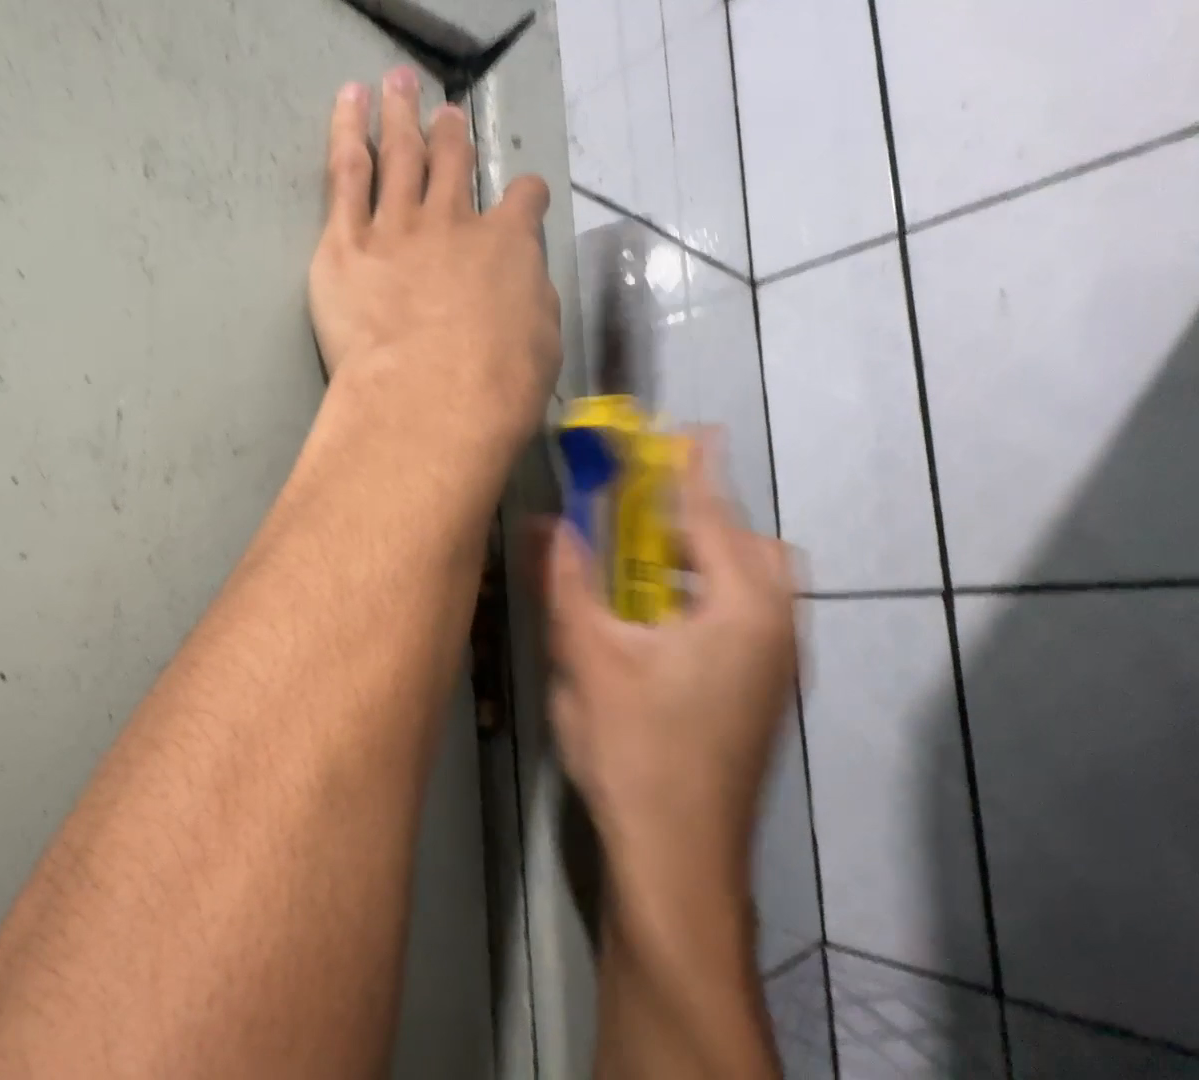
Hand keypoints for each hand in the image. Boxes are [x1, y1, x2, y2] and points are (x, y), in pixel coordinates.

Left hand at [307, 68, 561, 457]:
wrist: (430, 398)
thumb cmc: (494, 388)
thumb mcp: (539, 344)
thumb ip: (526, 303)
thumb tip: (517, 290)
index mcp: (508, 247)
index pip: (521, 203)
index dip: (523, 196)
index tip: (522, 193)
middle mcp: (453, 223)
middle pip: (452, 164)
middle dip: (450, 133)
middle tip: (444, 111)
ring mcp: (397, 227)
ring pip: (400, 155)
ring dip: (400, 115)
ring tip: (396, 85)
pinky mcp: (345, 245)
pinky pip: (346, 173)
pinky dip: (346, 130)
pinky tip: (349, 102)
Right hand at [541, 435, 798, 872]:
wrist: (678, 853)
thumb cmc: (633, 745)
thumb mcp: (586, 655)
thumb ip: (567, 581)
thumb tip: (547, 521)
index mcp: (742, 608)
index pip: (715, 517)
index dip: (694, 471)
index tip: (690, 430)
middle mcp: (776, 629)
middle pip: (748, 550)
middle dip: (698, 522)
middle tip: (636, 523)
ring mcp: (775, 669)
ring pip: (750, 590)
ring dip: (699, 565)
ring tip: (635, 576)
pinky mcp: (761, 697)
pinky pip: (743, 622)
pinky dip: (704, 601)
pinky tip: (653, 631)